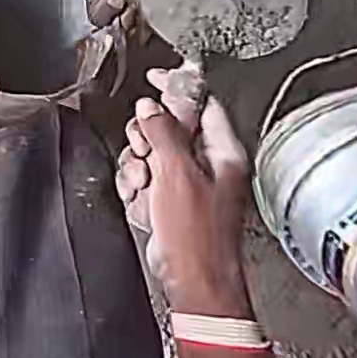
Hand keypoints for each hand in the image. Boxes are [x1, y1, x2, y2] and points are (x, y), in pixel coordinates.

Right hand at [115, 64, 253, 315]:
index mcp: (222, 152)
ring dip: (137, 163)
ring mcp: (186, 180)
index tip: (154, 77)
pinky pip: (141, 173)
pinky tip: (140, 198)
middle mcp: (206, 163)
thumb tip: (150, 107)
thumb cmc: (198, 235)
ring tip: (144, 184)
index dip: (177, 86)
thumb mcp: (177, 173)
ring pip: (149, 148)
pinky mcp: (167, 196)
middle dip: (146, 136)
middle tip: (146, 152)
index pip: (201, 103)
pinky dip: (134, 183)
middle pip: (166, 125)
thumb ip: (162, 132)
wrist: (191, 281)